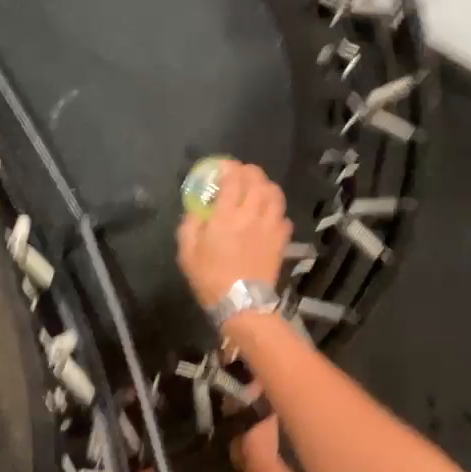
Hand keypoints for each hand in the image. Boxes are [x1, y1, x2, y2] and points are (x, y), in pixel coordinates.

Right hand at [175, 161, 290, 309]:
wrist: (242, 305)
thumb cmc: (210, 279)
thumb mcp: (187, 253)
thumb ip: (189, 226)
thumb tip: (195, 210)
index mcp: (226, 216)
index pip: (232, 180)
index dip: (229, 168)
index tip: (223, 166)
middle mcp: (251, 216)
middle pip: (258, 182)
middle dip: (249, 172)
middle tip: (240, 173)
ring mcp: (269, 228)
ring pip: (275, 196)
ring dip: (266, 187)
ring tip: (258, 188)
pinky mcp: (281, 242)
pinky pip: (283, 218)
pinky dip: (276, 211)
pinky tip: (267, 216)